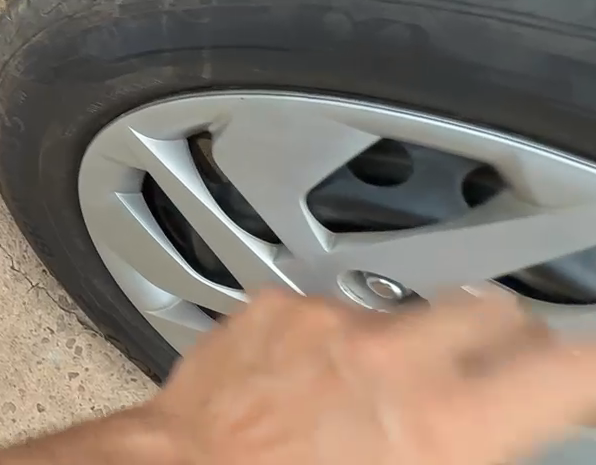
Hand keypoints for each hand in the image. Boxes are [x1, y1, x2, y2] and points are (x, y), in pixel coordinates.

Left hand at [141, 289, 595, 464]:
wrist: (196, 462)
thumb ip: (473, 446)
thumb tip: (498, 429)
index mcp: (447, 419)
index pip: (563, 369)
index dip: (588, 363)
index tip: (592, 360)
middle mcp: (390, 354)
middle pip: (485, 310)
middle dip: (506, 333)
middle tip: (502, 360)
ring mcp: (322, 317)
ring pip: (398, 311)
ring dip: (405, 339)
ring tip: (376, 383)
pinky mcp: (271, 302)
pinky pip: (324, 308)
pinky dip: (332, 332)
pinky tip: (313, 368)